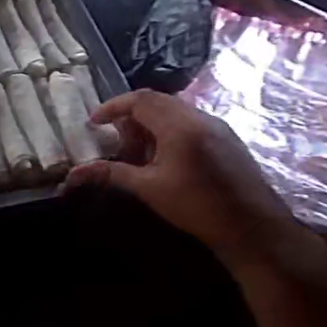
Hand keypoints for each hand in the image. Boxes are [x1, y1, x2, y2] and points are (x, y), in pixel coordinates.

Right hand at [65, 89, 304, 265]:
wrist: (251, 227)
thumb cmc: (196, 207)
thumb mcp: (149, 189)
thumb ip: (111, 174)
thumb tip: (74, 174)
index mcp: (179, 125)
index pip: (140, 99)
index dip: (113, 106)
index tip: (94, 122)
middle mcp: (198, 117)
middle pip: (157, 101)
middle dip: (130, 114)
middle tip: (114, 137)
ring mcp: (216, 126)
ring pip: (174, 110)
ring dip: (150, 122)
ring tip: (136, 150)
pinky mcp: (226, 138)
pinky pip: (190, 121)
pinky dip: (168, 129)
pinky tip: (164, 157)